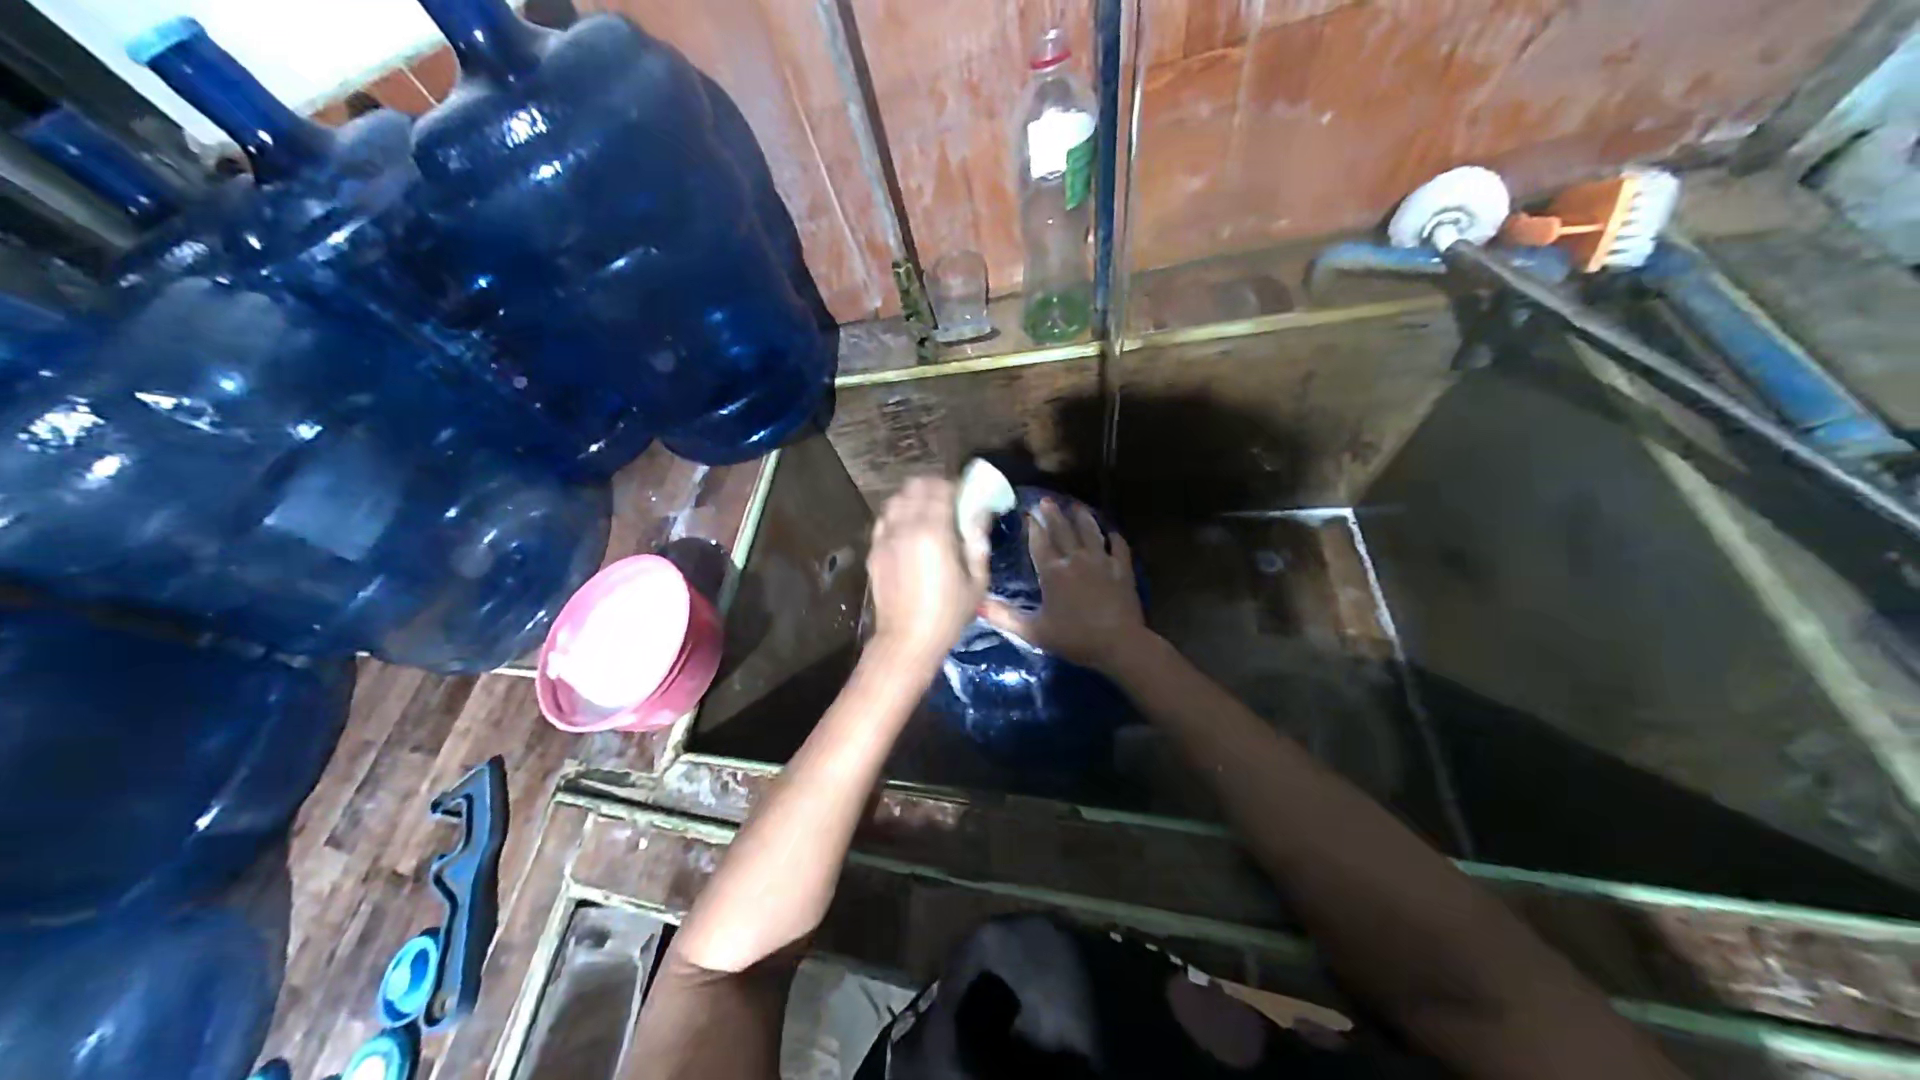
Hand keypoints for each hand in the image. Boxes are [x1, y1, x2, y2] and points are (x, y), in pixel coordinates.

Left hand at [867, 476, 988, 662]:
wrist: (906, 641)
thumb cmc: (948, 614)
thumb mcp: (976, 581)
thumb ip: (978, 542)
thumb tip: (980, 513)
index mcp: (933, 532)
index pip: (940, 488)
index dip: (955, 487)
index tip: (965, 497)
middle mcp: (905, 527)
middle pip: (916, 486)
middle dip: (933, 488)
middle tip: (948, 503)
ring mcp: (885, 538)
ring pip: (896, 499)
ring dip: (913, 498)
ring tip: (927, 514)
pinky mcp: (874, 550)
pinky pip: (884, 519)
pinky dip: (897, 515)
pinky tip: (907, 530)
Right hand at [982, 499, 1151, 672]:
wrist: (1118, 644)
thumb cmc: (1073, 638)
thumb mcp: (1033, 631)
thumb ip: (1004, 617)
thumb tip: (978, 604)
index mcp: (1053, 572)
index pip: (1039, 542)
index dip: (1033, 526)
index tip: (1028, 512)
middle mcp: (1076, 559)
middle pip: (1063, 530)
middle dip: (1053, 514)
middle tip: (1047, 500)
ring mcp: (1102, 561)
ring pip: (1091, 532)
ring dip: (1082, 517)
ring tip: (1076, 506)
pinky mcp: (1122, 569)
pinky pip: (1118, 546)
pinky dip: (1114, 538)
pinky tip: (1111, 533)